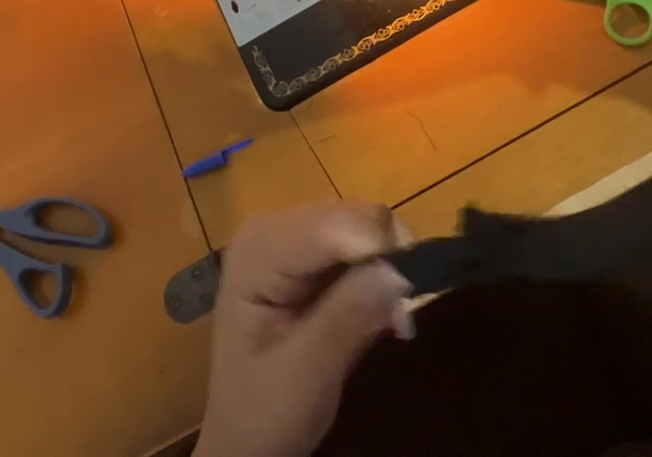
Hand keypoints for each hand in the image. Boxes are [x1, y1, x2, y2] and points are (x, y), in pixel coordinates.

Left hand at [194, 202, 412, 456]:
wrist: (245, 437)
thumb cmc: (263, 411)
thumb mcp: (305, 374)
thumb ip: (347, 318)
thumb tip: (398, 270)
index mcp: (257, 251)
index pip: (329, 225)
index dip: (377, 248)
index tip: (405, 296)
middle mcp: (272, 229)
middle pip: (351, 216)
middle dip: (387, 257)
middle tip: (401, 317)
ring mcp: (290, 238)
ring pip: (363, 225)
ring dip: (390, 266)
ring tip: (394, 321)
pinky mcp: (310, 252)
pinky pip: (362, 242)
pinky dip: (383, 272)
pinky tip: (386, 312)